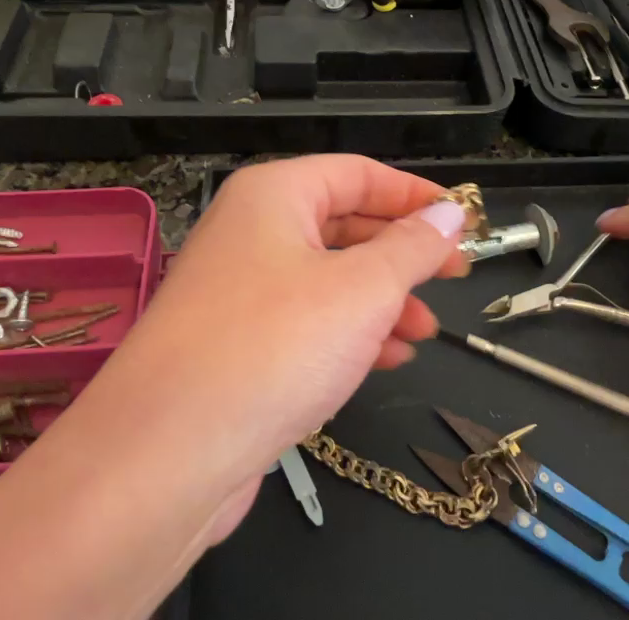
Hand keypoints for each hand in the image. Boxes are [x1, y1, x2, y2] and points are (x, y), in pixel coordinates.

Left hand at [0, 155, 465, 619]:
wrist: (165, 454)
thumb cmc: (272, 348)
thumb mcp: (362, 290)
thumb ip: (413, 248)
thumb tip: (449, 214)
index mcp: (273, 195)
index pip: (358, 173)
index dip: (414, 195)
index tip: (463, 222)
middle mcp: (250, 231)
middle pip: (342, 223)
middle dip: (402, 253)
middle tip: (454, 278)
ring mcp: (237, 290)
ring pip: (326, 278)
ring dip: (382, 299)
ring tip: (424, 331)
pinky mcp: (234, 344)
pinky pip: (304, 321)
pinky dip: (349, 334)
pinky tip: (384, 360)